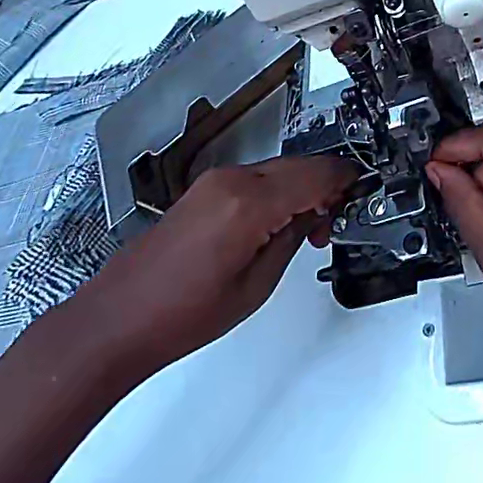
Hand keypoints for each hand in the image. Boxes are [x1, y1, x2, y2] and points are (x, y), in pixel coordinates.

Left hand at [72, 155, 354, 373]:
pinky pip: (253, 178)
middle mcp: (229, 180)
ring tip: (307, 231)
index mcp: (247, 202)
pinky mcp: (202, 189)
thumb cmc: (178, 311)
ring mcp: (212, 181)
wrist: (122, 316)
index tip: (360, 192)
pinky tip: (278, 223)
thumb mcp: (257, 284)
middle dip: (324, 187)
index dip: (344, 181)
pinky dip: (274, 192)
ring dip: (300, 189)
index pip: (315, 173)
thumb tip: (314, 214)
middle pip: (298, 165)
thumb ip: (293, 237)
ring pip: (276, 169)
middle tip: (335, 221)